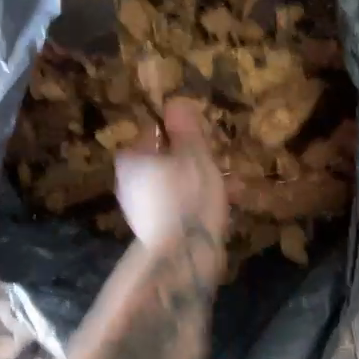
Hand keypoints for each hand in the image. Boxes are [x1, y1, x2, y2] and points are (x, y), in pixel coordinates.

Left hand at [114, 100, 228, 249]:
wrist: (183, 257)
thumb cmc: (188, 198)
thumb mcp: (193, 154)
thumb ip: (185, 128)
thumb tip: (175, 101)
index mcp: (132, 159)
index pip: (153, 132)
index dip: (180, 133)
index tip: (204, 139)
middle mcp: (128, 183)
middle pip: (164, 160)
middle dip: (193, 160)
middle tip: (221, 165)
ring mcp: (140, 209)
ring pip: (173, 184)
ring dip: (198, 183)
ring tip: (230, 188)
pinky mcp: (154, 231)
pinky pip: (177, 206)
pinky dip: (195, 204)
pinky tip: (219, 210)